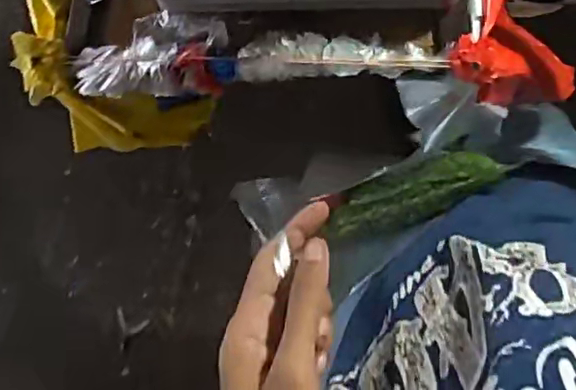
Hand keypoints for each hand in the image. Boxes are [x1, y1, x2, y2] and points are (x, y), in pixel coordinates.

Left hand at [220, 201, 333, 389]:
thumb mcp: (294, 368)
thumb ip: (303, 304)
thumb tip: (315, 244)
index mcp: (243, 327)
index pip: (270, 257)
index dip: (298, 227)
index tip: (331, 206)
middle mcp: (251, 333)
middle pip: (287, 280)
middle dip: (312, 288)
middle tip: (322, 329)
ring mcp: (266, 354)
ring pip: (299, 308)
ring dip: (317, 318)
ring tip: (321, 354)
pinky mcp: (281, 370)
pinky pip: (304, 335)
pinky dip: (317, 339)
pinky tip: (321, 362)